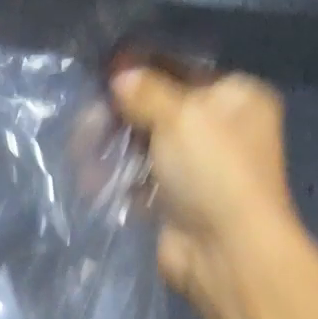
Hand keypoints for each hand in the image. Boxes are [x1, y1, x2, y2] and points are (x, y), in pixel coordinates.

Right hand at [111, 64, 297, 297]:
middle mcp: (218, 129)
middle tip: (88, 120)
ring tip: (82, 152)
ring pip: (141, 144)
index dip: (142, 69)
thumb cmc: (213, 170)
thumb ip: (146, 90)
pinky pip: (134, 179)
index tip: (103, 71)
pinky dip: (113, 177)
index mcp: (235, 98)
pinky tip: (89, 177)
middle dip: (120, 112)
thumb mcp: (181, 115)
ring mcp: (194, 167)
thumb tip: (120, 74)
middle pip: (157, 108)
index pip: (182, 70)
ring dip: (111, 146)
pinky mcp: (171, 199)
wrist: (225, 250)